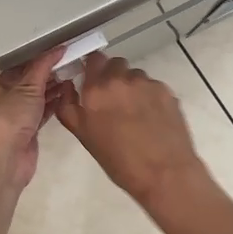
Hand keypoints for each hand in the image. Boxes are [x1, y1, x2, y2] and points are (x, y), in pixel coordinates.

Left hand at [0, 48, 62, 191]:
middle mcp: (2, 95)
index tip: (57, 49)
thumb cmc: (10, 116)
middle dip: (47, 72)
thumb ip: (43, 66)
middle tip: (71, 60)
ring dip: (53, 87)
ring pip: (36, 95)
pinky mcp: (27, 128)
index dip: (37, 56)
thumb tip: (59, 47)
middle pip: (28, 79)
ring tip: (74, 74)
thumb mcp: (27, 87)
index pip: (18, 63)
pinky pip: (42, 110)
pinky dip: (54, 103)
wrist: (6, 159)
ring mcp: (15, 113)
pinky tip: (69, 93)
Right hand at [52, 53, 209, 205]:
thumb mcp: (84, 137)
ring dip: (132, 86)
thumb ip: (68, 107)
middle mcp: (119, 79)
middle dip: (113, 77)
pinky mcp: (165, 90)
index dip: (93, 67)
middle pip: (114, 64)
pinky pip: (152, 85)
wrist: (165, 175)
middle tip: (115, 100)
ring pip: (134, 75)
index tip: (94, 80)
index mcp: (96, 90)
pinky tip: (153, 117)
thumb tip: (67, 86)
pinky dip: (150, 96)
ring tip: (136, 112)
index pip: (93, 58)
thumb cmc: (120, 161)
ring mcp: (145, 83)